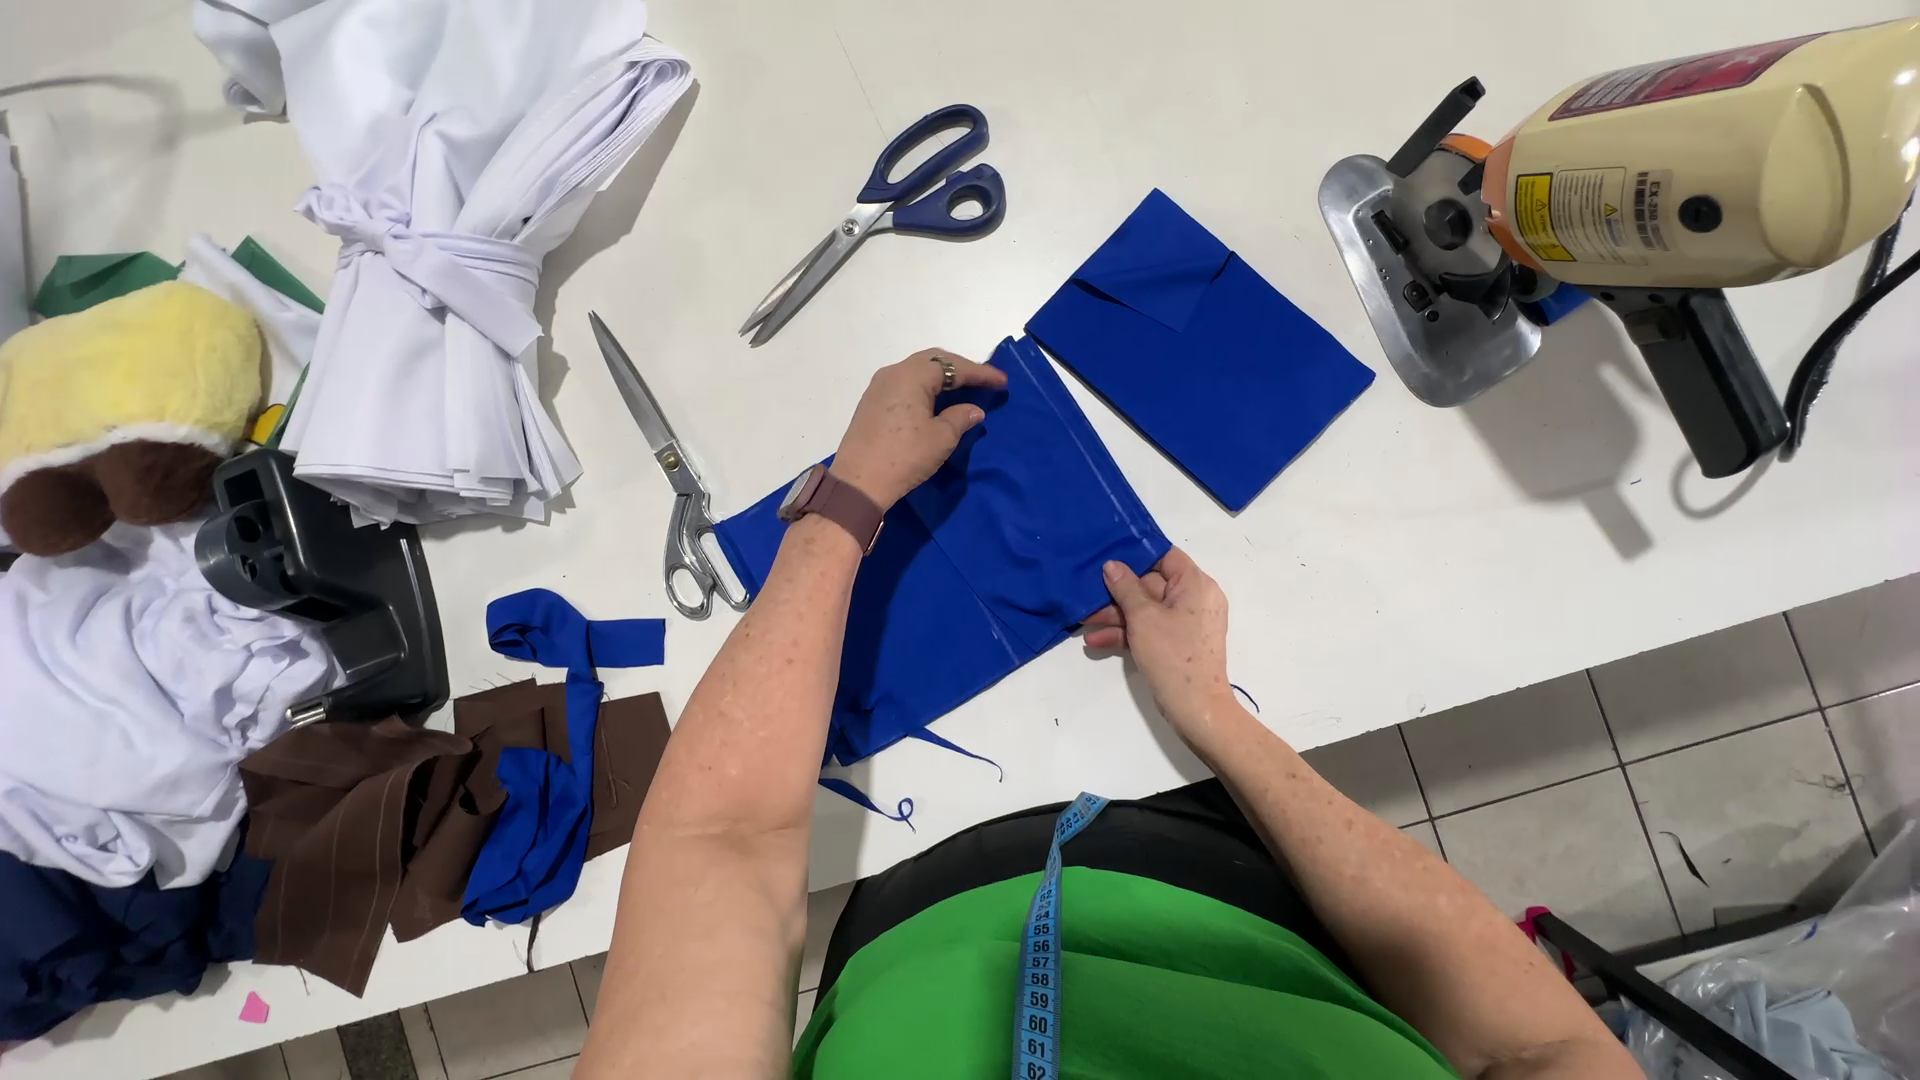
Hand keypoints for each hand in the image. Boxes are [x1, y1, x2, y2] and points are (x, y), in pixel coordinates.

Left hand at [831, 349, 1007, 509]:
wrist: (859, 482)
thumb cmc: (904, 457)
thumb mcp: (941, 438)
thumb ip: (961, 418)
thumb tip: (973, 409)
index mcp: (912, 376)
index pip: (953, 367)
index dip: (980, 373)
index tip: (1002, 381)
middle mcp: (893, 373)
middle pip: (933, 361)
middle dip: (960, 369)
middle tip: (983, 382)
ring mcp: (879, 387)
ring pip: (917, 371)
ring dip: (941, 378)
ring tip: (962, 389)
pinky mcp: (872, 402)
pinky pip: (905, 384)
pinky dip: (924, 387)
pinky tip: (935, 401)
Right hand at [1085, 547, 1236, 732]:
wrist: (1195, 707)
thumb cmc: (1172, 654)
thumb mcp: (1143, 617)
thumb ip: (1125, 587)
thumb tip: (1112, 565)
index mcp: (1196, 584)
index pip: (1166, 556)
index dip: (1137, 554)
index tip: (1108, 554)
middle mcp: (1195, 599)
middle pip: (1151, 584)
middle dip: (1118, 593)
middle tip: (1088, 594)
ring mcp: (1186, 623)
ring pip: (1146, 609)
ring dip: (1116, 615)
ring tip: (1084, 621)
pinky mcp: (1177, 643)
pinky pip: (1150, 628)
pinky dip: (1127, 633)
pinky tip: (1096, 640)